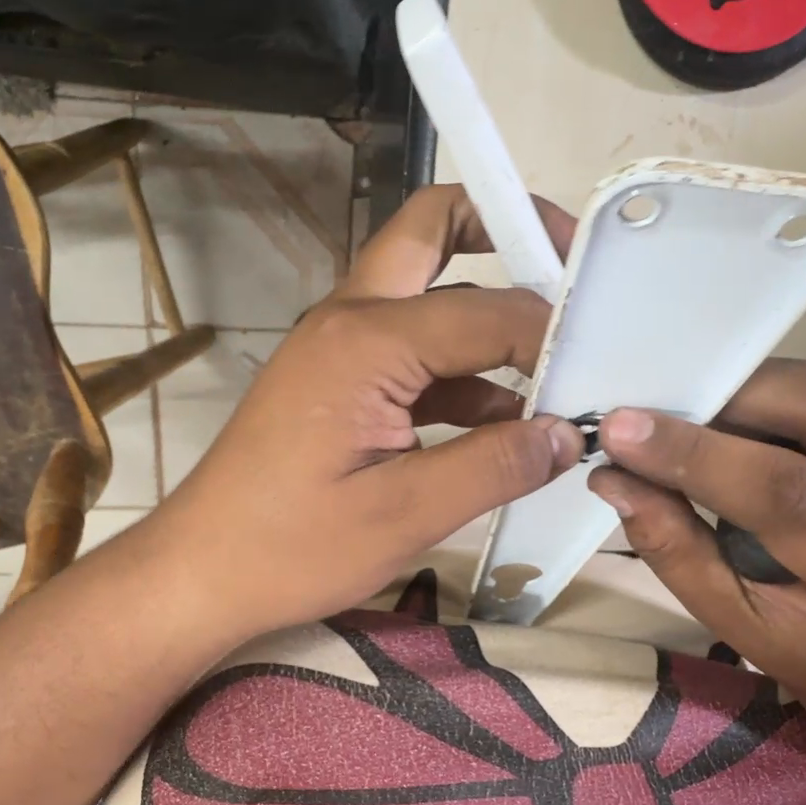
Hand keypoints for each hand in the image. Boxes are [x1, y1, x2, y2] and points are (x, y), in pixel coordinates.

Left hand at [143, 185, 584, 639]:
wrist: (200, 572)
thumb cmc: (290, 548)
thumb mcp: (403, 514)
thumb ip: (494, 466)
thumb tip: (571, 434)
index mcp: (368, 341)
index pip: (489, 309)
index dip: (552, 332)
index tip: (605, 364)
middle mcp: (351, 320)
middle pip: (435, 232)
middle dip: (508, 231)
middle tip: (574, 270)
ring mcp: (339, 348)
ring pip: (427, 293)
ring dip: (488, 317)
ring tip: (557, 368)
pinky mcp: (337, 382)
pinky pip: (412, 354)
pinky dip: (461, 373)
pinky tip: (503, 424)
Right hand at [587, 360, 805, 698]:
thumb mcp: (735, 622)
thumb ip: (676, 550)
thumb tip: (614, 477)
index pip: (789, 493)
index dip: (699, 452)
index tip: (622, 428)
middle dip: (734, 396)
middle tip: (666, 409)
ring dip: (761, 390)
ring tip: (705, 416)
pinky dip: (792, 397)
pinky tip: (758, 424)